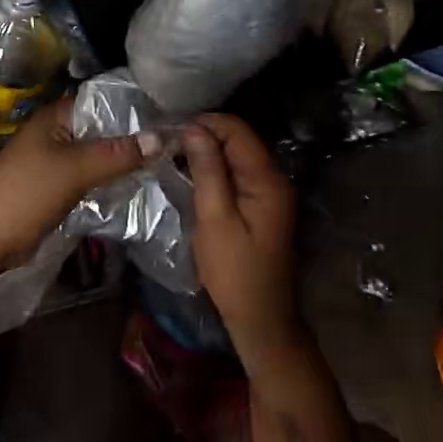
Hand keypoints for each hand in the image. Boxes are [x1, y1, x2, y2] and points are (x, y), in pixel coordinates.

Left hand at [0, 99, 155, 269]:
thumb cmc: (24, 196)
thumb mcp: (75, 170)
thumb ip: (119, 154)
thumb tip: (166, 136)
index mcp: (56, 116)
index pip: (104, 98)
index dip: (136, 103)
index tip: (172, 113)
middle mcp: (57, 130)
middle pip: (105, 125)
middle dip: (136, 132)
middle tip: (176, 137)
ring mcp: (57, 158)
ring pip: (100, 150)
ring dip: (126, 154)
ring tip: (166, 156)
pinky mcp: (58, 184)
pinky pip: (93, 171)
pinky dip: (113, 174)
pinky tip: (138, 179)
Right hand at [185, 114, 303, 357]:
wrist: (261, 319)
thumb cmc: (235, 273)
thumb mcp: (215, 219)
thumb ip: (207, 171)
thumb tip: (194, 128)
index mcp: (267, 179)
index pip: (237, 131)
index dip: (205, 123)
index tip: (171, 129)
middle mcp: (274, 178)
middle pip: (239, 140)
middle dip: (205, 134)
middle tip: (168, 141)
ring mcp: (270, 192)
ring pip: (237, 155)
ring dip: (208, 151)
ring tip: (174, 154)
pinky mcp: (261, 205)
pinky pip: (238, 174)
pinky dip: (216, 168)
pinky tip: (193, 174)